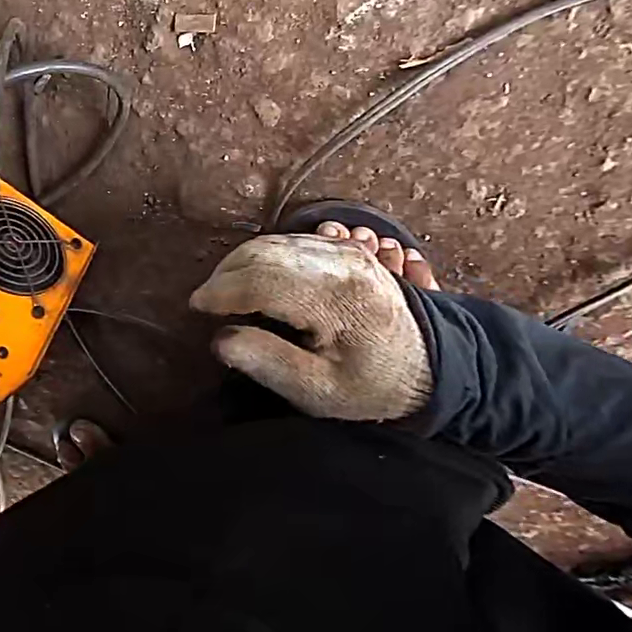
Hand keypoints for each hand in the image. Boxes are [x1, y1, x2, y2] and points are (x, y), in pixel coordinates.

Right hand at [189, 233, 432, 421]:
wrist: (434, 367)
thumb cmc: (373, 386)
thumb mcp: (318, 391)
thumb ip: (267, 362)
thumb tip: (219, 339)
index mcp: (333, 300)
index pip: (259, 281)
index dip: (220, 292)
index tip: (197, 308)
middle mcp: (339, 264)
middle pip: (263, 253)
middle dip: (224, 274)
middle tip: (207, 301)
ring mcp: (346, 252)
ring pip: (275, 242)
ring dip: (241, 262)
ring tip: (225, 291)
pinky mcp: (348, 250)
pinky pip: (293, 240)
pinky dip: (265, 255)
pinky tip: (255, 276)